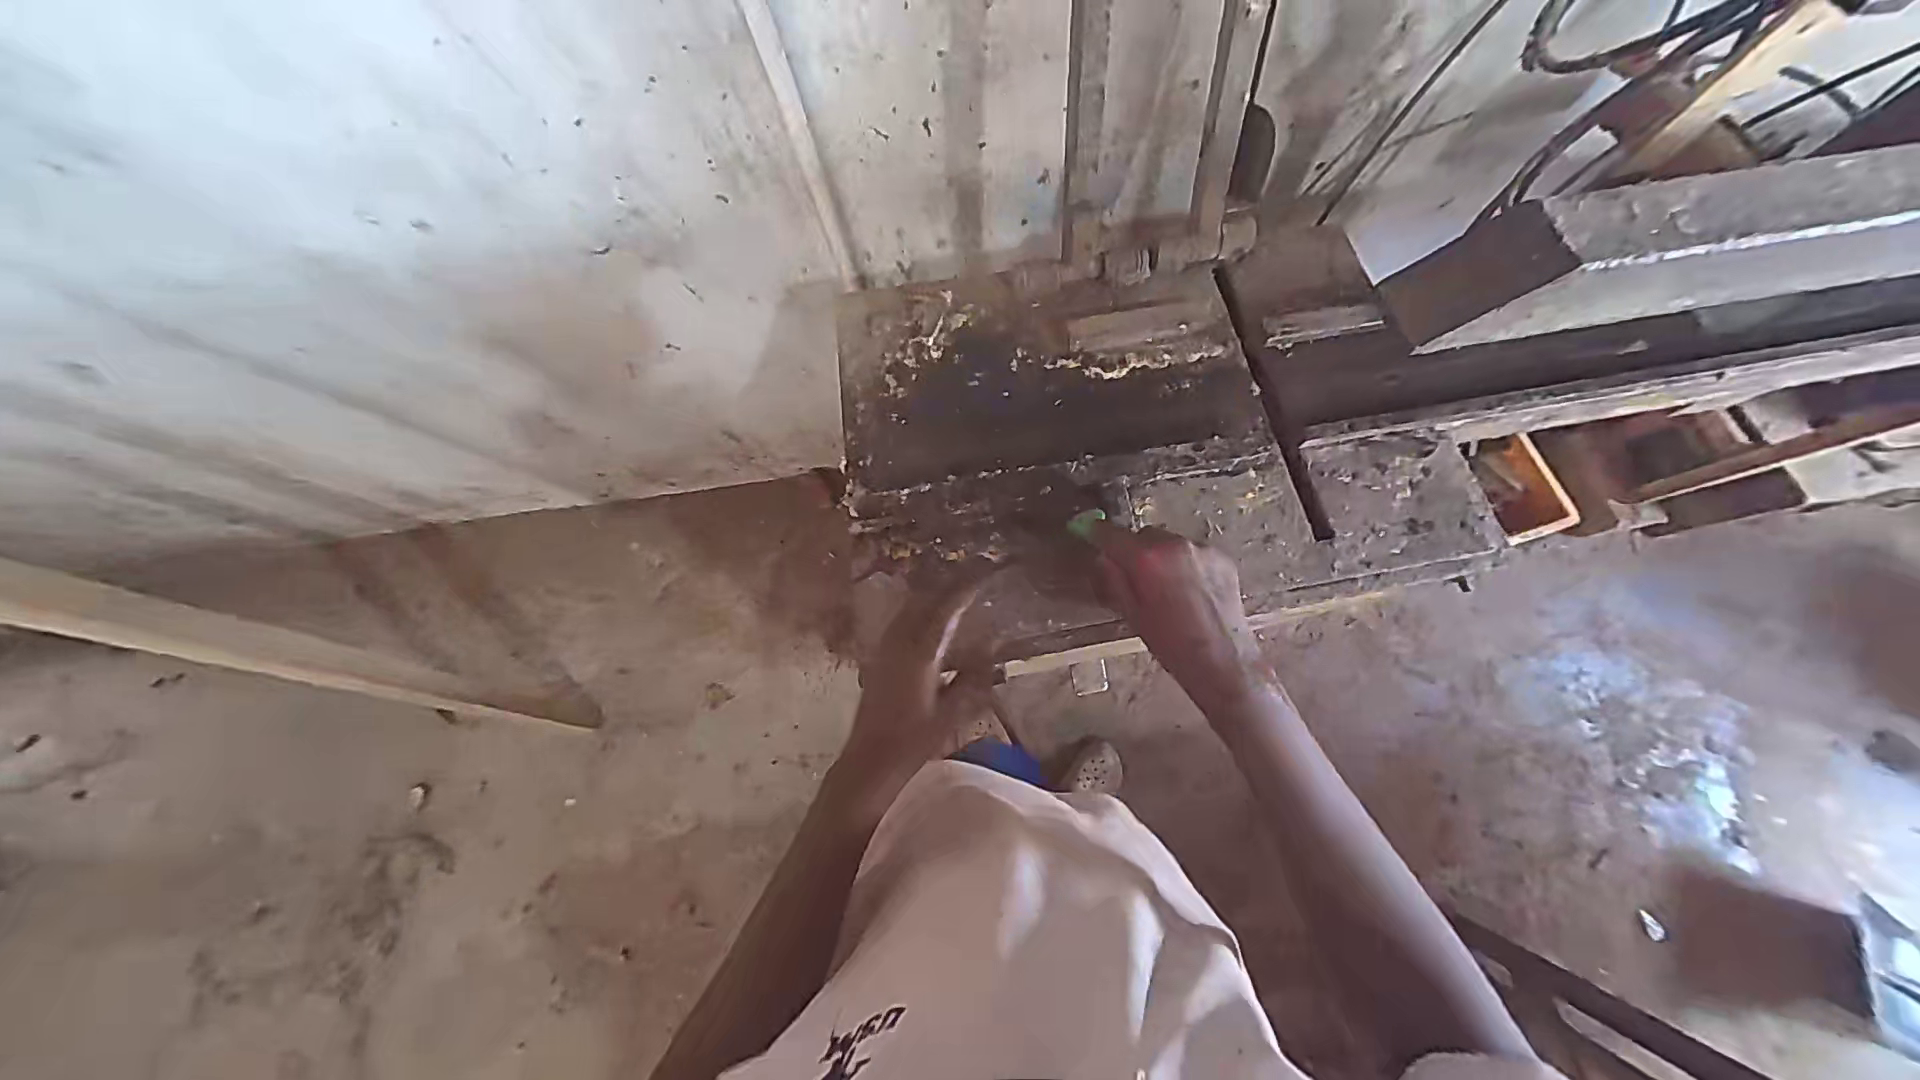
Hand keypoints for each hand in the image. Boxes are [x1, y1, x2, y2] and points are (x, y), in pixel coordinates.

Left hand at [836, 577, 985, 791]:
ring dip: (935, 596)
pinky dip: (923, 613)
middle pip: (924, 599)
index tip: (986, 569)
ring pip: (912, 609)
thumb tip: (991, 651)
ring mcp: (886, 649)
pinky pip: (905, 623)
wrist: (868, 764)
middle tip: (976, 571)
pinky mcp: (880, 660)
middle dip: (949, 582)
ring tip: (959, 589)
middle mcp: (899, 643)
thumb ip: (972, 680)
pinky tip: (937, 623)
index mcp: (918, 652)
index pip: (946, 607)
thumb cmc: (912, 743)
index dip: (966, 585)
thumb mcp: (951, 714)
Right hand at [1083, 521, 1269, 711]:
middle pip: (1144, 535)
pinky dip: (1185, 564)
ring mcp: (1201, 549)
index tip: (1086, 529)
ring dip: (1162, 556)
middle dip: (1135, 550)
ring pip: (1169, 543)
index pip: (1112, 534)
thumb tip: (1104, 557)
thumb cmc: (1171, 644)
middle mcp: (1175, 545)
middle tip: (1135, 576)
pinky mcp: (1222, 557)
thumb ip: (1114, 579)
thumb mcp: (1131, 613)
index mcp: (1147, 559)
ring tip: (1167, 589)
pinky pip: (1192, 553)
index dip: (1095, 531)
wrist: (1223, 661)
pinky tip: (1190, 592)